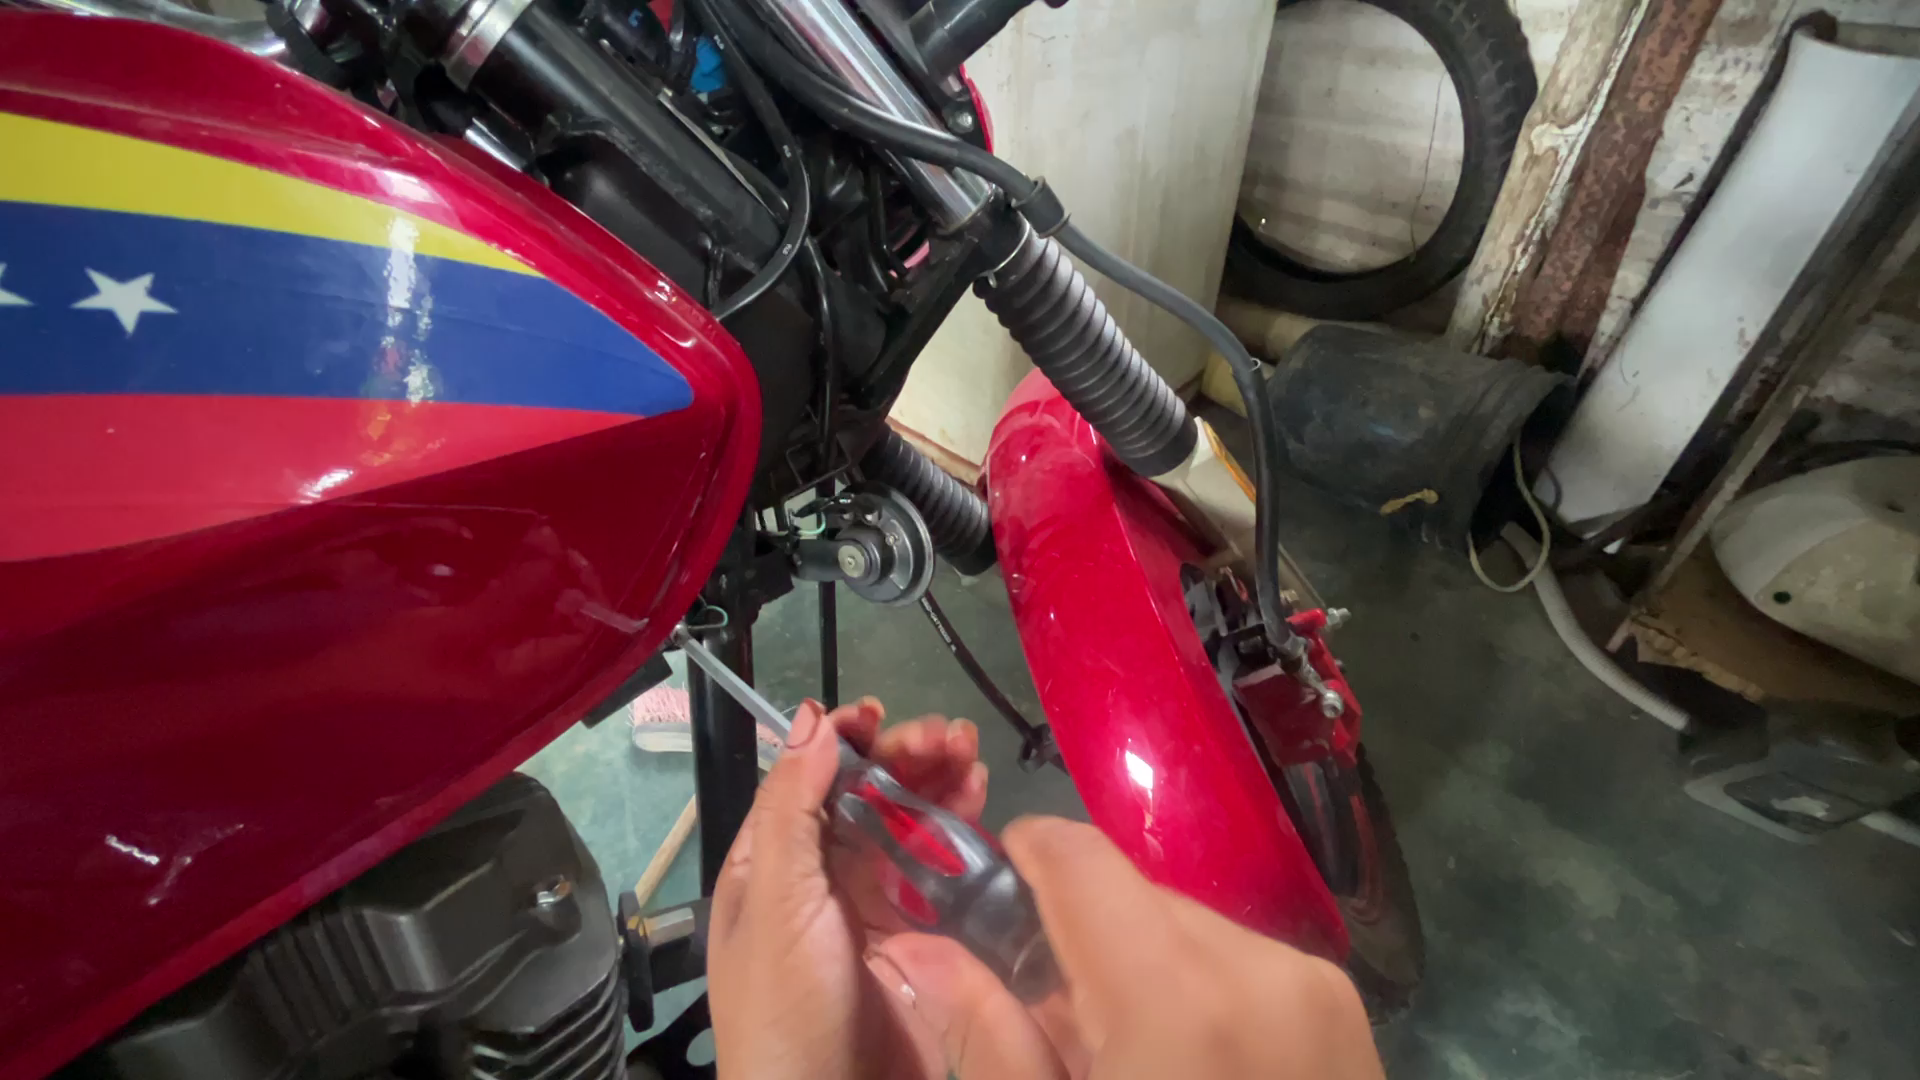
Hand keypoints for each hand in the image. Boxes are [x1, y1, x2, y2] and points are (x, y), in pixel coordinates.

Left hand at [705, 697, 988, 1079]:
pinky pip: (933, 857)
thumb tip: (807, 719)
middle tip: (947, 733)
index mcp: (771, 861)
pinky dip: (954, 819)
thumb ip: (791, 806)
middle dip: (902, 754)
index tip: (876, 713)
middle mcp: (818, 870)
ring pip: (902, 816)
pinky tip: (977, 792)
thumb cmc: (788, 1004)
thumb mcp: (778, 901)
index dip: (840, 739)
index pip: (805, 778)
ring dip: (934, 777)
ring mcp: (868, 897)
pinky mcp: (913, 923)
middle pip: (862, 791)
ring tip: (969, 750)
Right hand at [869, 817, 1385, 1079]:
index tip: (993, 894)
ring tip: (1131, 1059)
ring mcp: (1316, 990)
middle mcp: (1259, 967)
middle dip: (1081, 936)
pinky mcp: (1349, 1015)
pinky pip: (1237, 960)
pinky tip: (1187, 1068)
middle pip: (1129, 893)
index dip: (1025, 855)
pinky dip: (1194, 991)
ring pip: (1183, 924)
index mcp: (1179, 998)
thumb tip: (910, 948)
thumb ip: (984, 1036)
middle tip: (1055, 1023)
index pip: (1078, 854)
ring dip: (1140, 966)